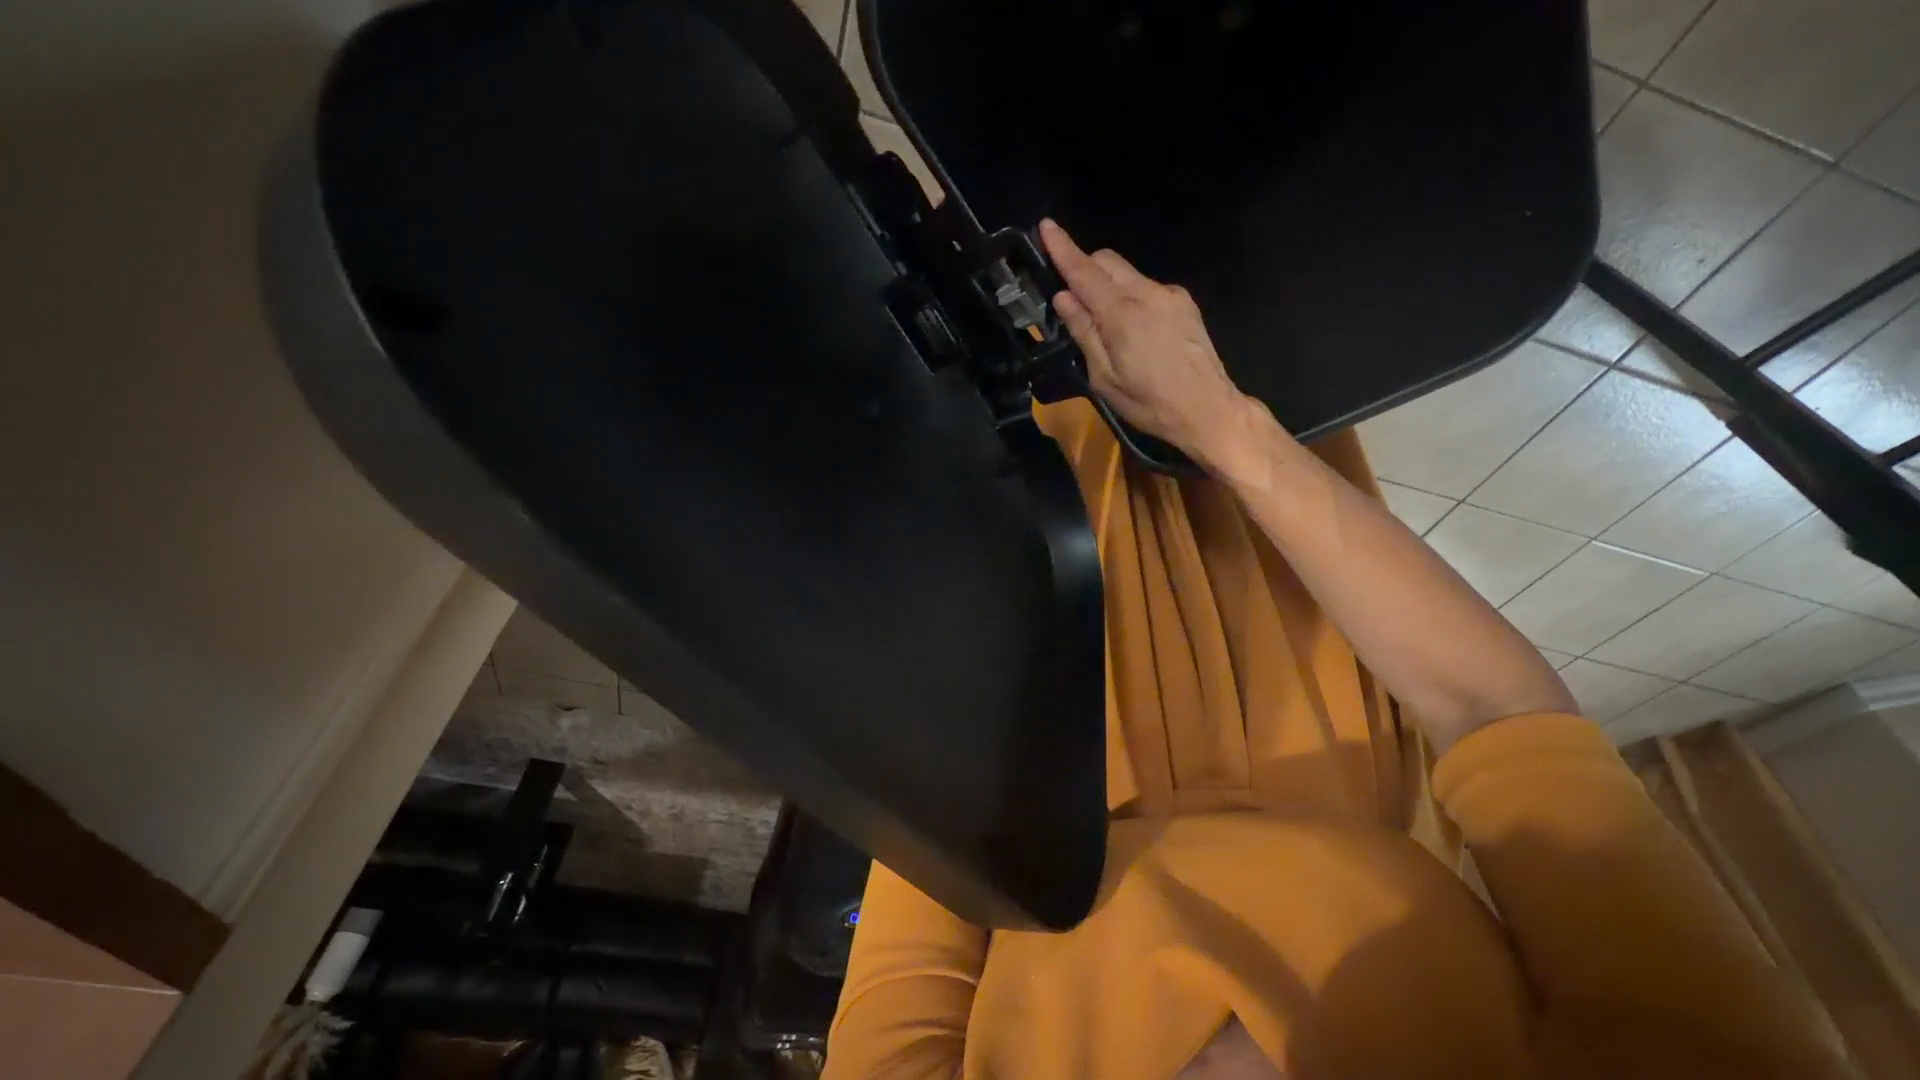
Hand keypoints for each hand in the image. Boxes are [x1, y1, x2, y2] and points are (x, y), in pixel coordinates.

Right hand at [1038, 219, 1264, 470]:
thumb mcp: (1105, 378)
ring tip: (1104, 323)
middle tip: (1070, 295)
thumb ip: (1084, 333)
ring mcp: (1171, 296)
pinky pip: (1147, 288)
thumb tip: (1064, 297)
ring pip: (1128, 274)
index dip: (1062, 249)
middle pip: (1107, 262)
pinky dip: (1130, 297)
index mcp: (1123, 316)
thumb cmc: (1151, 404)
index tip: (1046, 226)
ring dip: (1107, 285)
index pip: (1085, 272)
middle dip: (1085, 267)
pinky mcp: (1185, 303)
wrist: (1209, 411)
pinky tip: (1134, 329)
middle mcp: (1148, 294)